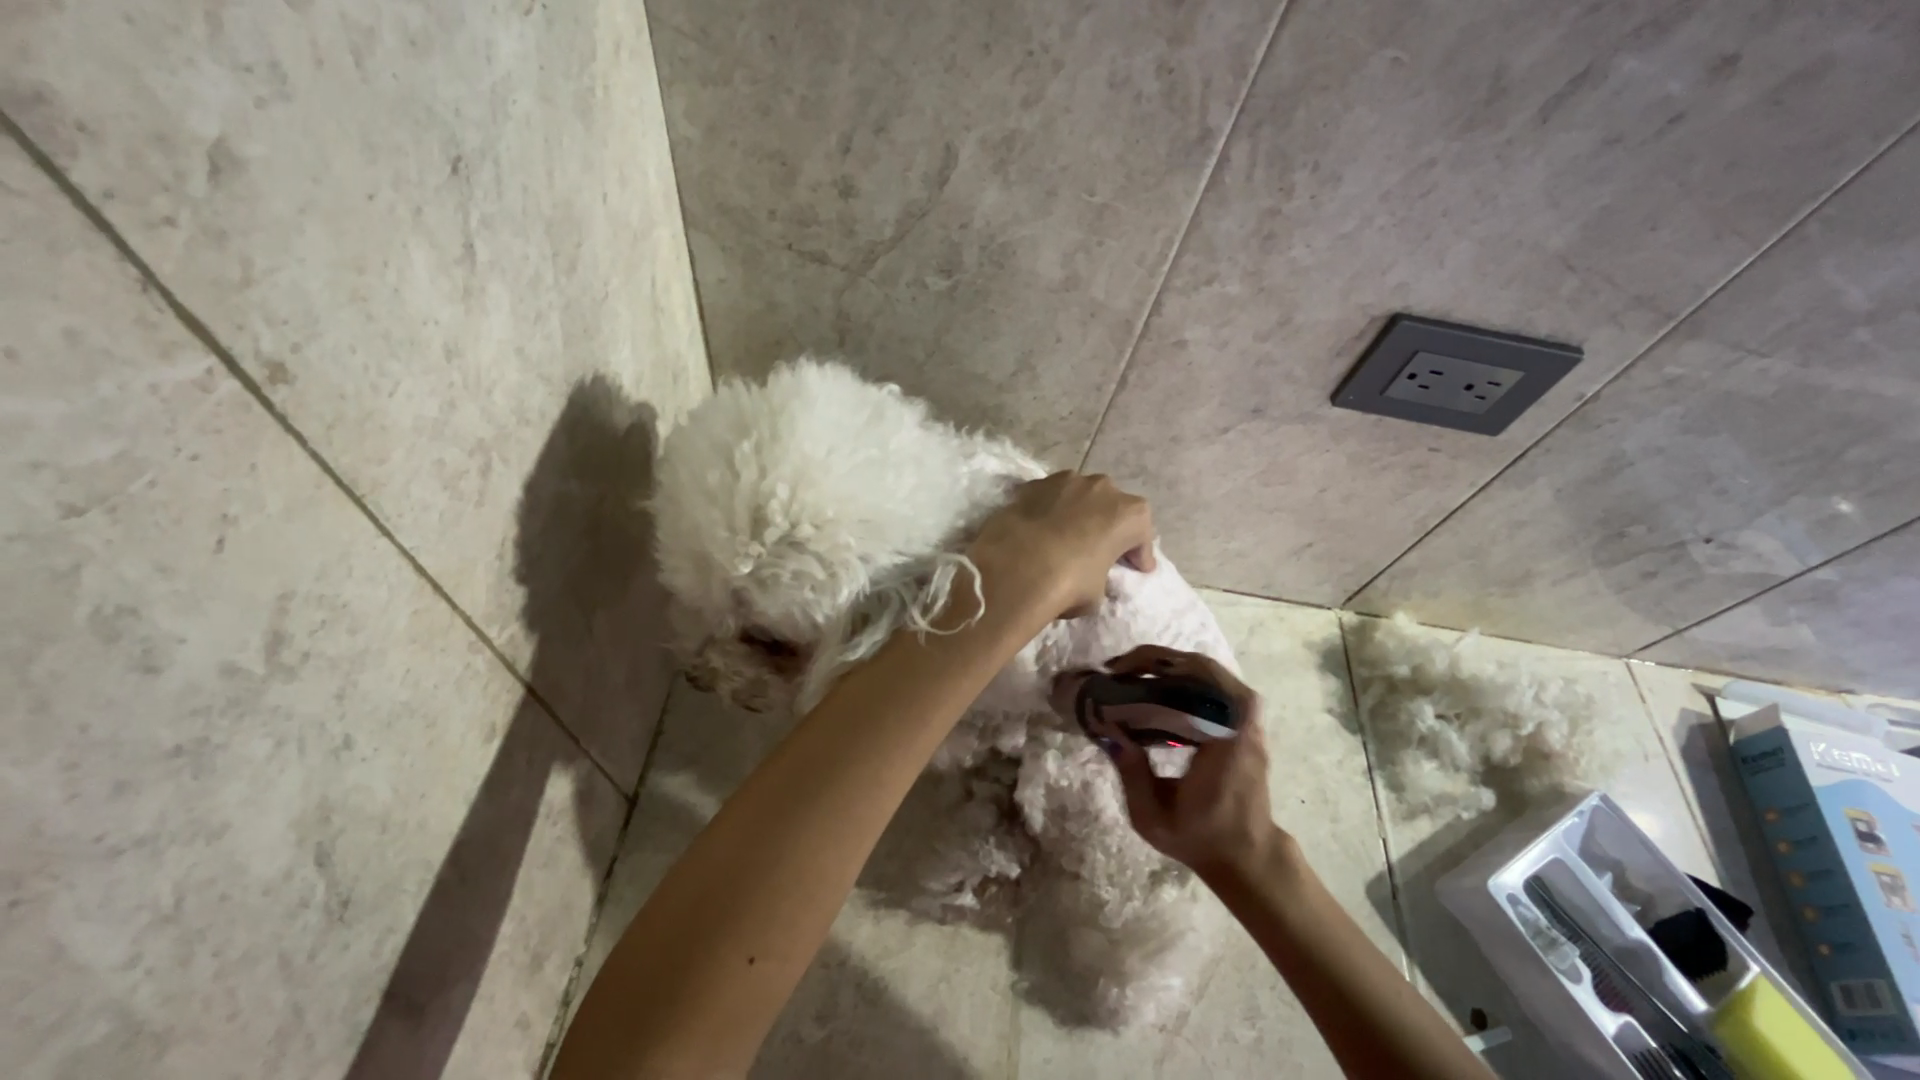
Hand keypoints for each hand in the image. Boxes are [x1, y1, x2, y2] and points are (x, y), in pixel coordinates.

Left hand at [967, 472, 1156, 620]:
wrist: (1016, 567)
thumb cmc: (1069, 583)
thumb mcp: (1098, 592)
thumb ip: (1101, 573)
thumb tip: (1089, 572)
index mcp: (1130, 514)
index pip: (1141, 533)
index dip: (1138, 553)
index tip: (1136, 567)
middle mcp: (1103, 488)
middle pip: (1111, 506)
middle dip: (1106, 525)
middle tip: (1098, 548)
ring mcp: (1066, 481)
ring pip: (1079, 496)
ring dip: (1077, 512)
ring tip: (1066, 535)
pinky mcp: (1033, 485)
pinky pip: (1049, 497)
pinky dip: (1049, 509)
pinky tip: (1040, 528)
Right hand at [1102, 646, 1283, 876]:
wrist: (1247, 856)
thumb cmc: (1201, 838)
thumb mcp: (1153, 815)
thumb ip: (1131, 772)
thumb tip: (1109, 730)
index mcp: (1225, 738)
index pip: (1193, 678)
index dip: (1151, 666)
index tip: (1115, 672)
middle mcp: (1243, 721)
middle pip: (1201, 666)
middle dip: (1155, 660)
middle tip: (1117, 670)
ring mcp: (1249, 719)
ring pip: (1208, 672)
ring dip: (1168, 667)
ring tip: (1131, 676)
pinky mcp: (1245, 724)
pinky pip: (1214, 686)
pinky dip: (1182, 679)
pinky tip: (1154, 690)